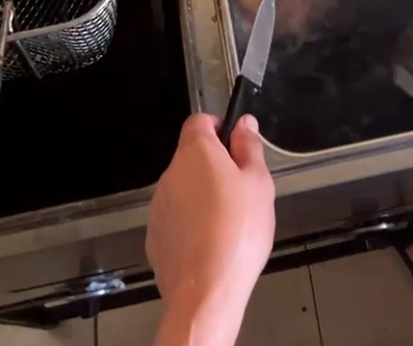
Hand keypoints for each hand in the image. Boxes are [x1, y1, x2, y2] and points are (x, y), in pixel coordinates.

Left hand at [147, 113, 274, 343]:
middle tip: (240, 190)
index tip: (235, 147)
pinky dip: (190, 223)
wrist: (206, 291)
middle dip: (214, 166)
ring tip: (228, 223)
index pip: (199, 121)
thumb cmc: (238, 230)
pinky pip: (175, 218)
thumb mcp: (258, 183)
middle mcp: (171, 173)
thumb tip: (244, 123)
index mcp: (196, 152)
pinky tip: (209, 244)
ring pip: (183, 189)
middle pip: (192, 157)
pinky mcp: (154, 235)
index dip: (218, 127)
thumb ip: (249, 148)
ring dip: (201, 196)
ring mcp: (159, 205)